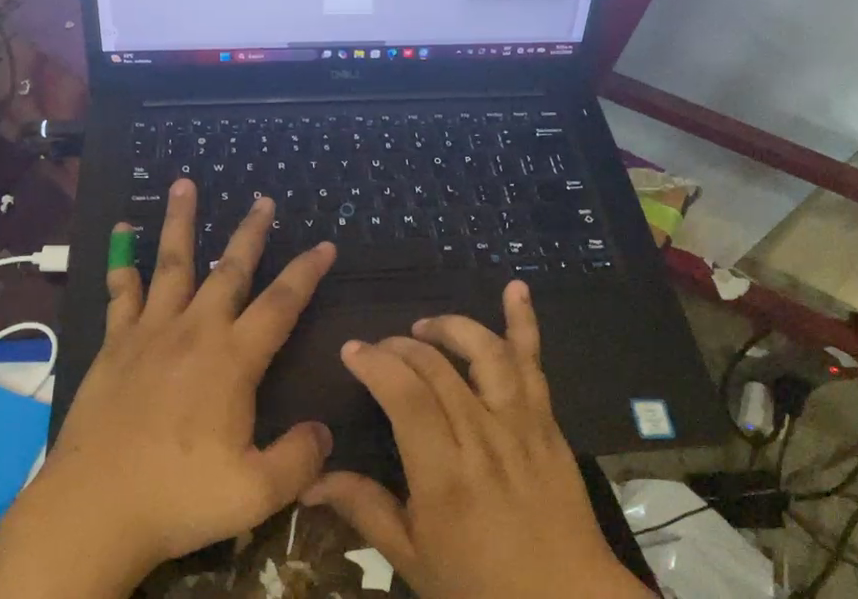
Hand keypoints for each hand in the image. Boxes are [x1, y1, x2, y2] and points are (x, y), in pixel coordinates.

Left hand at [0, 179, 337, 597]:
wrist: (94, 507)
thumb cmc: (178, 498)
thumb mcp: (257, 493)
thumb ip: (299, 458)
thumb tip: (323, 431)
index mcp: (233, 360)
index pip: (281, 304)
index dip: (306, 272)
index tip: (325, 244)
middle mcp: (194, 332)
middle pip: (230, 269)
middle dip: (251, 232)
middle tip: (264, 199)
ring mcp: (149, 333)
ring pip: (170, 263)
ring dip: (180, 222)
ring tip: (184, 183)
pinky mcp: (114, 345)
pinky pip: (120, 292)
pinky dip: (122, 260)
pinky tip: (120, 232)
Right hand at [300, 282, 649, 598]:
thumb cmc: (482, 585)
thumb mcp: (413, 558)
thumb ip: (364, 510)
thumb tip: (310, 480)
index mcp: (444, 473)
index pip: (404, 395)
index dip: (374, 363)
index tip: (351, 351)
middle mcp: (482, 437)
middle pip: (436, 368)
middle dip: (399, 347)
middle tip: (378, 349)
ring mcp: (520, 424)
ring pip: (484, 353)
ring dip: (451, 329)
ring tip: (424, 327)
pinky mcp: (547, 423)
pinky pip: (535, 364)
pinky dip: (525, 322)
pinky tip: (516, 288)